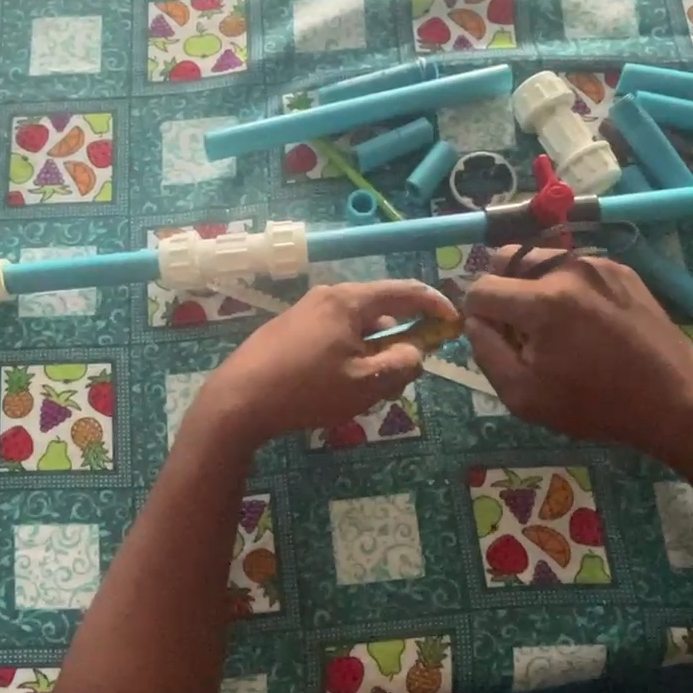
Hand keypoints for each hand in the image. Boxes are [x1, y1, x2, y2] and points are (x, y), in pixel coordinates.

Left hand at [187, 280, 456, 447]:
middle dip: (398, 343)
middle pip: (380, 312)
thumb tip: (417, 352)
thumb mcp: (366, 384)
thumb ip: (402, 364)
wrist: (237, 401)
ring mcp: (303, 312)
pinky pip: (332, 337)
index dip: (435, 305)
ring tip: (364, 393)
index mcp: (349, 301)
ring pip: (354, 329)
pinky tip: (335, 388)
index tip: (454, 324)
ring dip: (370, 355)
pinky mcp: (287, 331)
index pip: (405, 291)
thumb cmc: (307, 390)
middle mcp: (326, 297)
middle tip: (399, 380)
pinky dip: (347, 357)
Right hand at [463, 248, 692, 460]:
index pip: (480, 288)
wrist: (672, 399)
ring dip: (530, 286)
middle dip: (500, 290)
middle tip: (517, 327)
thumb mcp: (523, 395)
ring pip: (539, 259)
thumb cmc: (593, 404)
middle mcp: (568, 269)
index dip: (475, 315)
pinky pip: (572, 267)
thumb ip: (485, 352)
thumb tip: (473, 320)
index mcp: (542, 302)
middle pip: (506, 259)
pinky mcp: (620, 269)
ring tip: (551, 325)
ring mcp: (598, 264)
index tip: (493, 338)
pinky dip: (563, 287)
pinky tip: (582, 321)